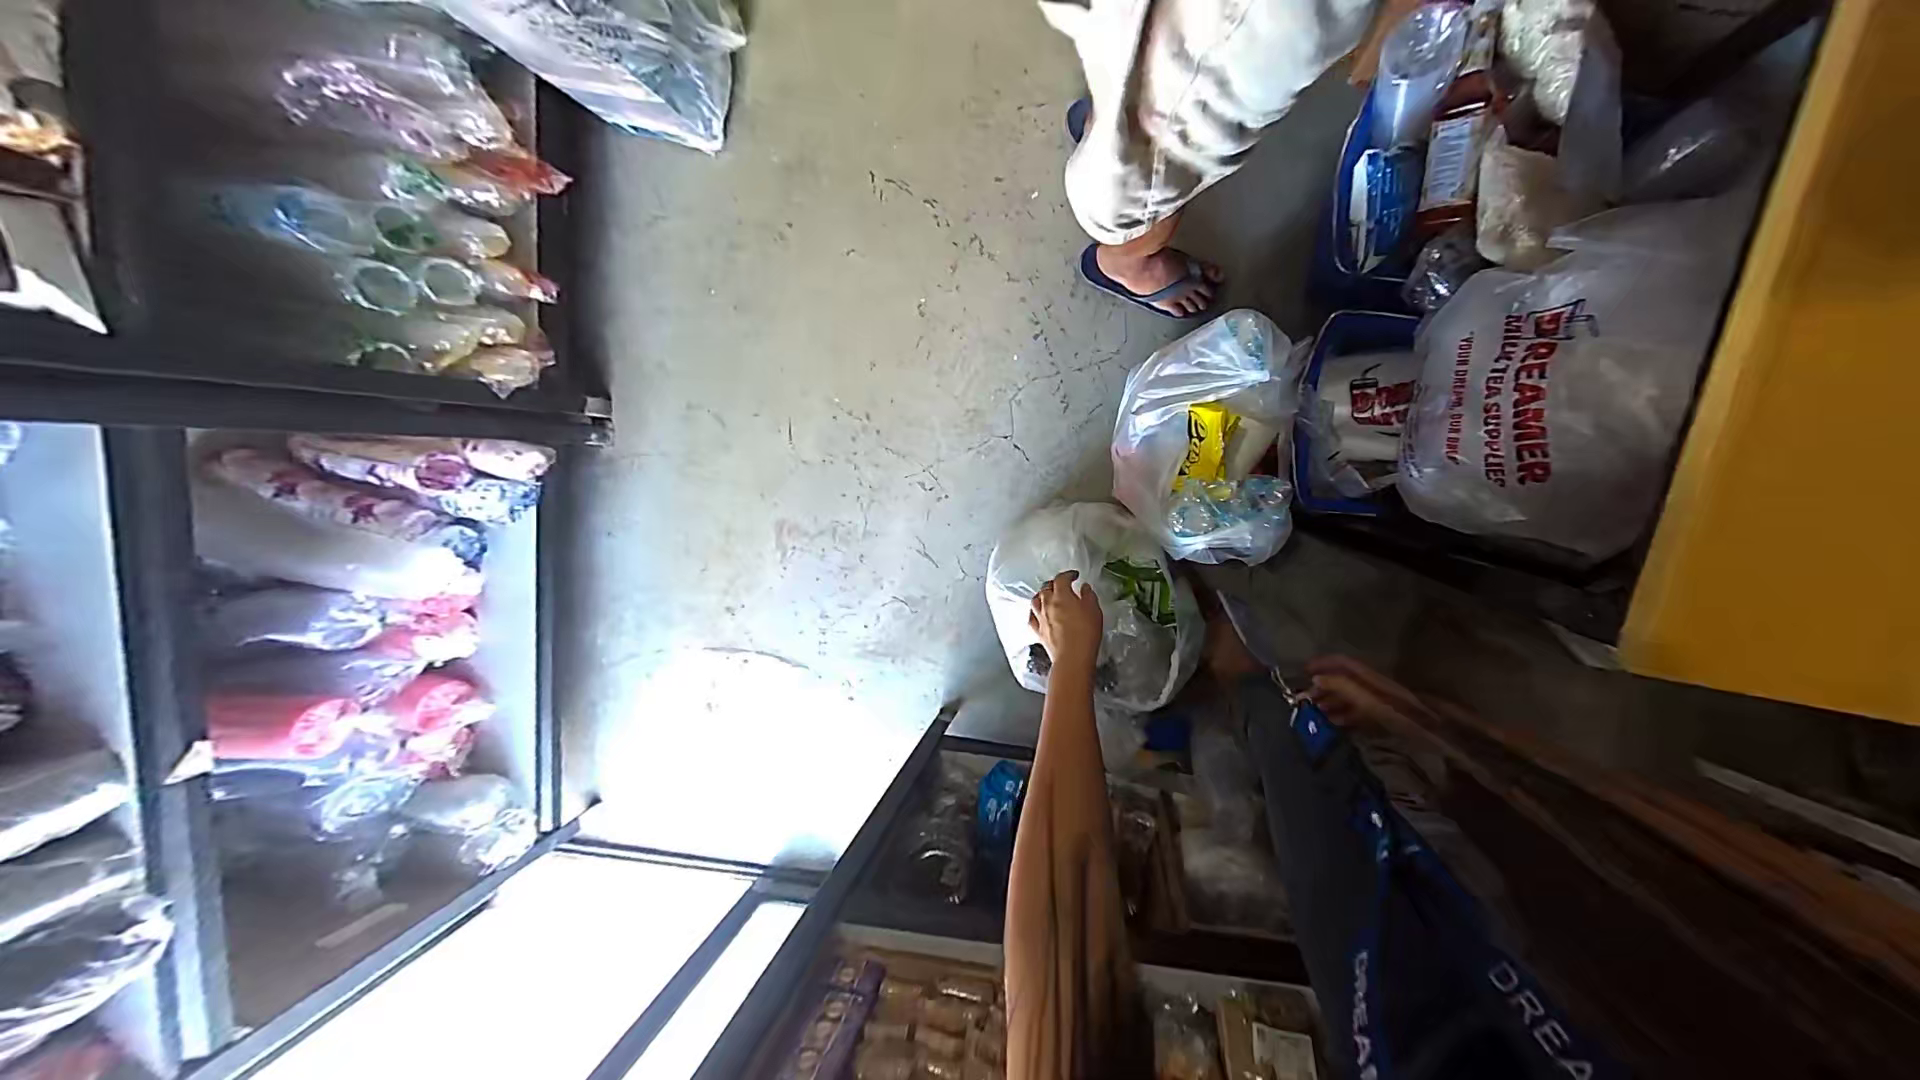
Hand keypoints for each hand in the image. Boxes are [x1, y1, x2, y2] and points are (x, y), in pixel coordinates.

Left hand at [1029, 570, 1101, 674]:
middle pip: (1046, 587)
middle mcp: (1047, 604)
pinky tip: (1038, 612)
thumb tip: (1084, 588)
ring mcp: (1040, 618)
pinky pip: (1032, 617)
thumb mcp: (1094, 610)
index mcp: (1061, 595)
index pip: (1061, 579)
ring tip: (1048, 595)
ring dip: (1041, 595)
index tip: (1074, 575)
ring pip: (1036, 600)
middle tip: (1062, 584)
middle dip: (1054, 583)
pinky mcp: (1038, 631)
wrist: (1072, 656)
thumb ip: (1088, 596)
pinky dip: (1035, 611)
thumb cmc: (1085, 632)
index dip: (1068, 575)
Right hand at [1303, 655, 1412, 730]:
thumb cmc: (1404, 719)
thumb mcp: (1372, 702)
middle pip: (1344, 680)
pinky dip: (1341, 716)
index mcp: (1371, 679)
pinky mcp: (1385, 718)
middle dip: (1321, 687)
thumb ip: (1344, 688)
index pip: (1342, 663)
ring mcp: (1381, 703)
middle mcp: (1375, 687)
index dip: (1322, 663)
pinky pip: (1357, 712)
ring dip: (1329, 702)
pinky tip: (1332, 724)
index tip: (1302, 671)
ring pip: (1349, 698)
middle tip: (1303, 699)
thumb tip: (1316, 678)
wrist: (1440, 740)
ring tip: (1313, 713)